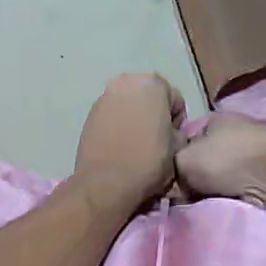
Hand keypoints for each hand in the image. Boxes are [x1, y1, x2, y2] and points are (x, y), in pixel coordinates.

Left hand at [74, 73, 184, 204]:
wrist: (106, 183)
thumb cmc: (148, 162)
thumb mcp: (177, 149)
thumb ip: (177, 134)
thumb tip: (170, 135)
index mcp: (153, 83)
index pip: (175, 100)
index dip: (177, 123)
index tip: (171, 140)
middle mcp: (125, 82)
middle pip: (148, 98)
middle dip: (153, 115)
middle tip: (154, 141)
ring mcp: (103, 97)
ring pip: (127, 106)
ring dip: (133, 120)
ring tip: (134, 145)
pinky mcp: (88, 116)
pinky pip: (110, 118)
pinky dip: (116, 127)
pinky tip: (118, 147)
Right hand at [174, 113, 265, 216]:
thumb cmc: (226, 159)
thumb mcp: (182, 159)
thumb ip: (170, 166)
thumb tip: (171, 181)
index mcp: (213, 119)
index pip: (184, 139)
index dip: (174, 160)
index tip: (169, 181)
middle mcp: (234, 132)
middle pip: (203, 159)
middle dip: (194, 177)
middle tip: (184, 196)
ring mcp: (252, 153)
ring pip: (220, 175)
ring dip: (212, 189)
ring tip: (204, 203)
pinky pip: (237, 187)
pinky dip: (230, 196)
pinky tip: (224, 204)